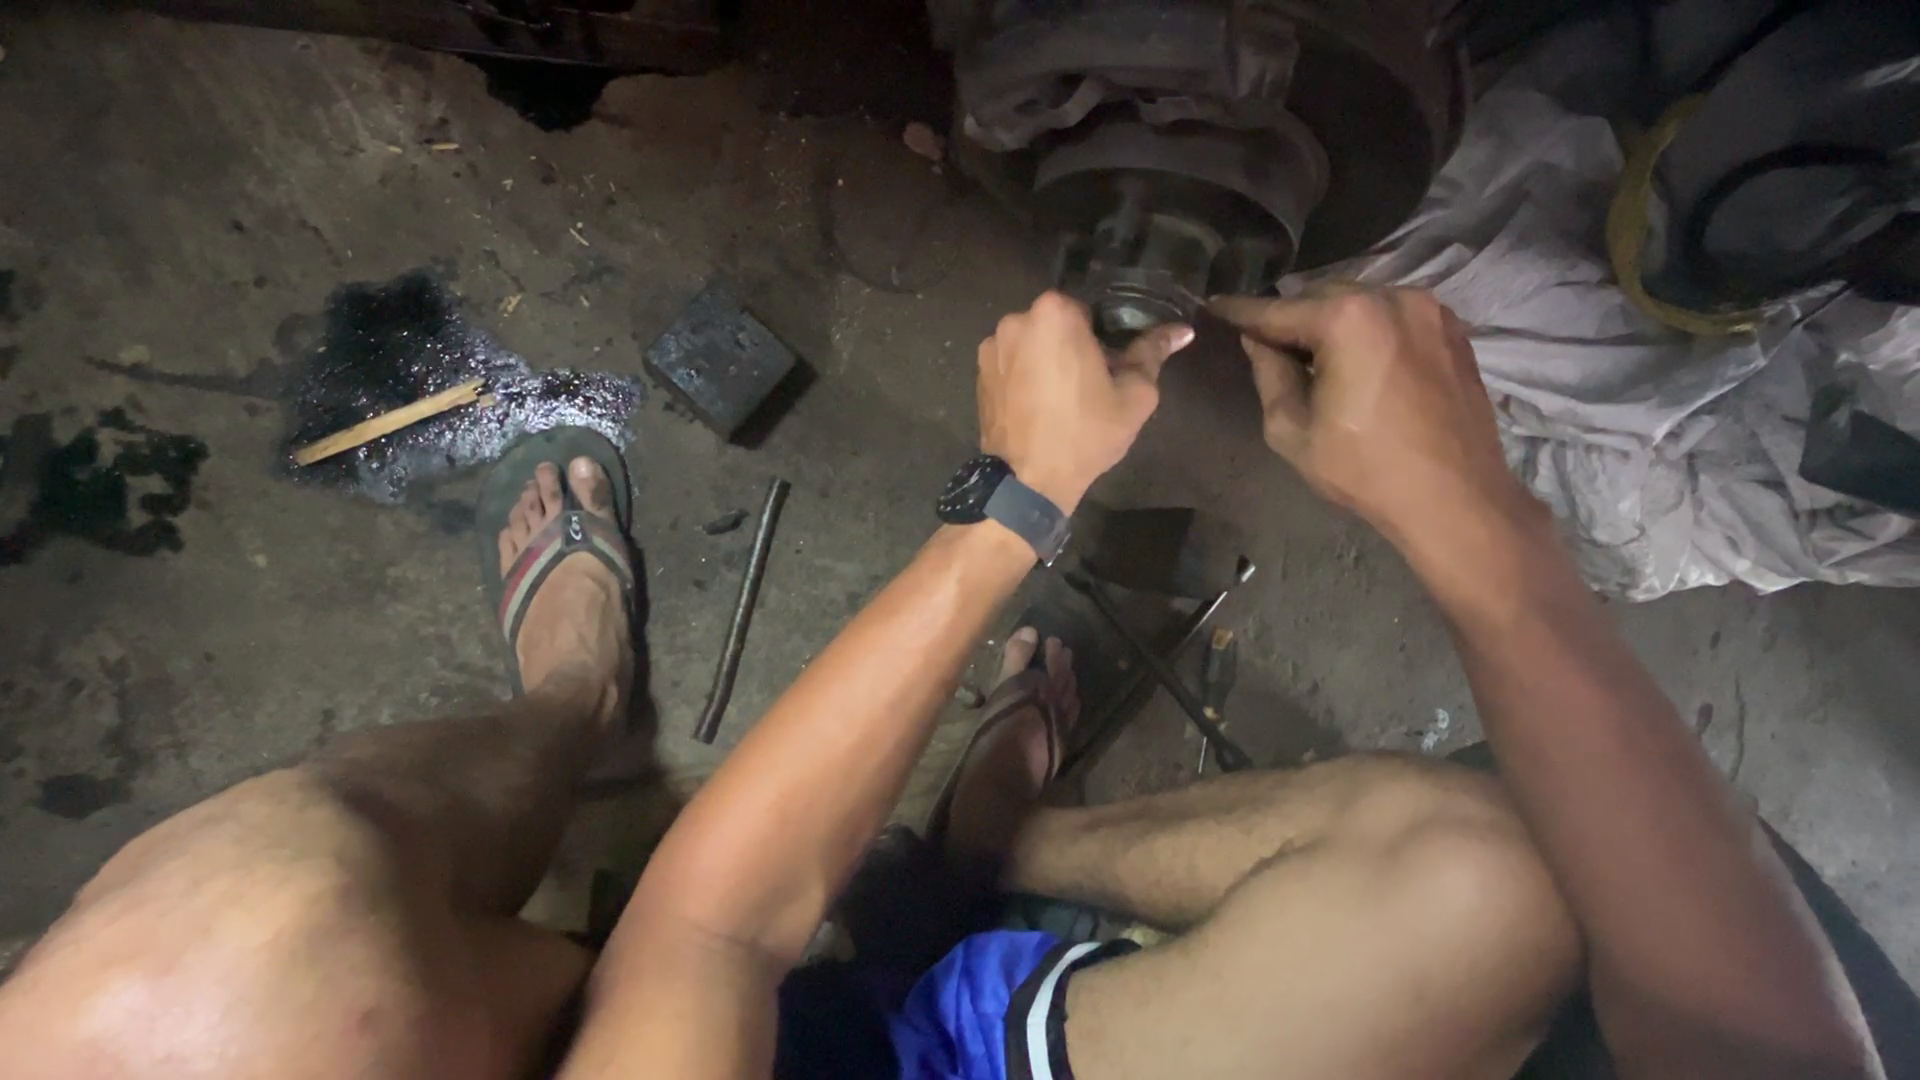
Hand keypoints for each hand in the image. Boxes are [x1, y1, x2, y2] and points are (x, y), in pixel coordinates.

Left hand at [976, 292, 1192, 512]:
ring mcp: (991, 347)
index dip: (1105, 338)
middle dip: (1073, 347)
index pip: (1091, 311)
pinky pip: (1012, 364)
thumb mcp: (1134, 395)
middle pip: (1057, 325)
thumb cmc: (1085, 434)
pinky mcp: (978, 374)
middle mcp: (1016, 319)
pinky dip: (1025, 376)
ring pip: (1033, 344)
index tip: (1111, 366)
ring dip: (1047, 361)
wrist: (1028, 481)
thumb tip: (1182, 331)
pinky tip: (1038, 406)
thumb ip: (1153, 353)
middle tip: (1090, 385)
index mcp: (1055, 312)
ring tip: (1062, 399)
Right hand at [1209, 287, 1538, 548]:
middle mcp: (1391, 298)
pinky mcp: (1451, 328)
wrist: (1454, 495)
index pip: (1276, 310)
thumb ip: (1269, 373)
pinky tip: (1358, 362)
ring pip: (1359, 302)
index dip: (1239, 311)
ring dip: (1330, 322)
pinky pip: (1393, 316)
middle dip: (1291, 317)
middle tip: (1266, 346)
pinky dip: (1367, 329)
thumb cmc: (1363, 468)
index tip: (1212, 305)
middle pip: (1321, 296)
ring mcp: (1429, 310)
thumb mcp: (1292, 428)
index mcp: (1346, 319)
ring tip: (1314, 358)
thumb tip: (1258, 341)